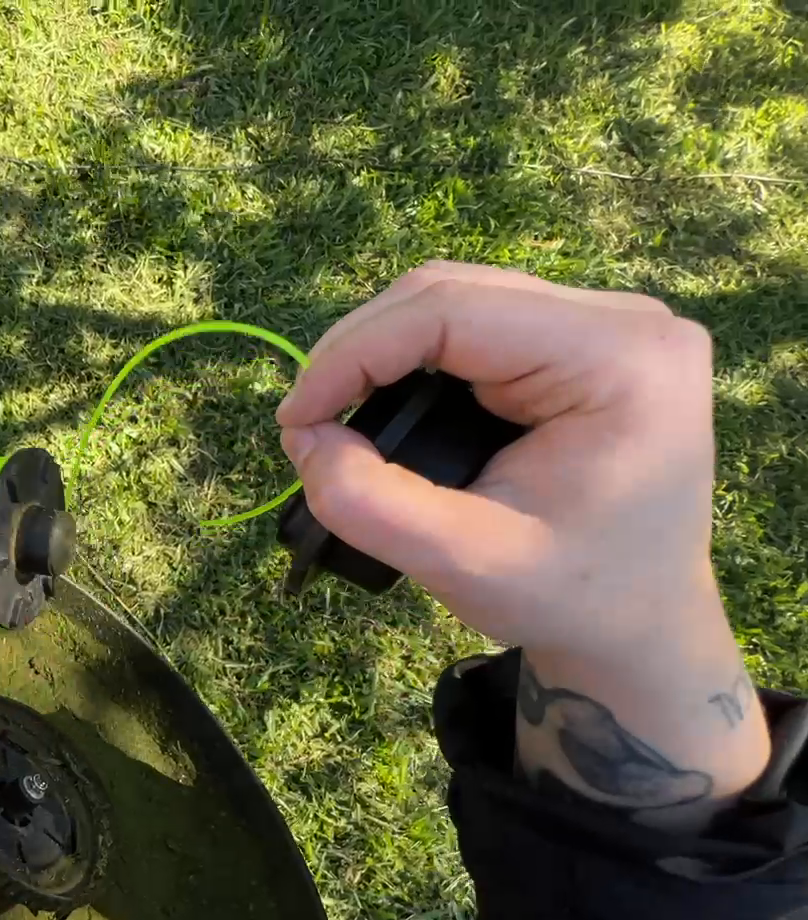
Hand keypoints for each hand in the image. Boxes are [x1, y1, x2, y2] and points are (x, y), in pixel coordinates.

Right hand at [278, 262, 766, 825]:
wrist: (632, 618)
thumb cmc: (564, 593)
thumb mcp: (456, 558)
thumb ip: (365, 499)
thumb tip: (303, 436)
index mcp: (615, 359)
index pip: (449, 310)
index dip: (350, 356)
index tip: (295, 422)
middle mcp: (615, 323)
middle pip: (442, 292)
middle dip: (352, 351)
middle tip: (305, 421)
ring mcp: (592, 330)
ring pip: (441, 299)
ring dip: (367, 352)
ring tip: (330, 414)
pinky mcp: (563, 349)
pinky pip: (454, 326)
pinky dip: (392, 360)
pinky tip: (371, 403)